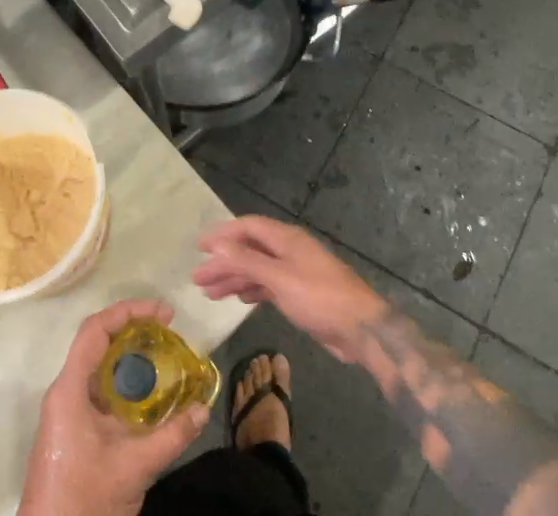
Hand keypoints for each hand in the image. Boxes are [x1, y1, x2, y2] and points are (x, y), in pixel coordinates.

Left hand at [18, 299, 208, 515]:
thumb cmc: (85, 498)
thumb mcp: (135, 466)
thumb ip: (172, 435)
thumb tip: (202, 408)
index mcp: (69, 391)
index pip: (95, 331)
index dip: (128, 312)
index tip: (163, 314)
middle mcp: (65, 393)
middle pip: (98, 344)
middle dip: (134, 331)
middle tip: (170, 332)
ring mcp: (68, 412)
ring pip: (100, 368)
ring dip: (132, 358)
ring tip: (167, 357)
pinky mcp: (75, 429)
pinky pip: (101, 391)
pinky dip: (127, 384)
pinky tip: (152, 395)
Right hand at [193, 216, 387, 362]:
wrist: (360, 329)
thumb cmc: (319, 298)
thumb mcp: (279, 278)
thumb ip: (247, 261)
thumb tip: (217, 245)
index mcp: (287, 239)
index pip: (249, 227)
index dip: (223, 234)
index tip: (199, 246)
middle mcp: (290, 251)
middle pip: (250, 250)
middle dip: (224, 262)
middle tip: (197, 279)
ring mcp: (295, 273)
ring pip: (257, 270)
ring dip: (234, 278)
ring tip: (209, 293)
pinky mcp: (300, 294)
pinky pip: (268, 286)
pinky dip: (252, 290)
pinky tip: (238, 299)